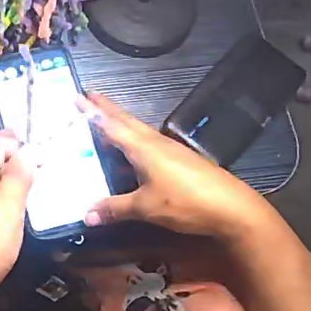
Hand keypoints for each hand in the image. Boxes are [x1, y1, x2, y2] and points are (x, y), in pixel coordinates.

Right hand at [80, 92, 280, 241]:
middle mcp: (155, 142)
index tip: (78, 96)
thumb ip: (115, 208)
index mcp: (143, 147)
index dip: (93, 112)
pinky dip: (132, 141)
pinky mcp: (180, 161)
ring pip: (138, 131)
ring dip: (120, 124)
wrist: (232, 207)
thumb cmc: (185, 201)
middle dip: (106, 109)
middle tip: (89, 96)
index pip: (111, 125)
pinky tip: (130, 151)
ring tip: (104, 121)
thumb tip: (86, 215)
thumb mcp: (146, 207)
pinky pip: (148, 144)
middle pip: (126, 121)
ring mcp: (169, 150)